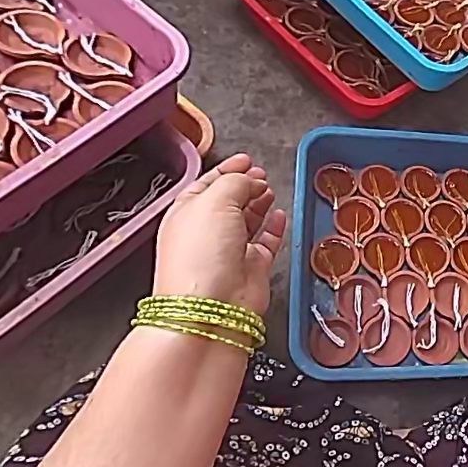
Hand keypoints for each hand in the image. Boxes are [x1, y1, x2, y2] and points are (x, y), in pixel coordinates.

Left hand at [152, 153, 287, 315]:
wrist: (211, 307)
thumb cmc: (201, 255)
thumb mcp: (215, 200)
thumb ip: (236, 182)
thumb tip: (251, 181)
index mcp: (187, 213)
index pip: (208, 184)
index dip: (227, 170)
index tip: (246, 159)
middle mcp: (207, 233)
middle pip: (229, 202)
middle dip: (246, 185)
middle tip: (262, 174)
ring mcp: (230, 251)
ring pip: (248, 220)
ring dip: (260, 203)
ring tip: (270, 190)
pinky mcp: (252, 268)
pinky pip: (267, 242)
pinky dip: (274, 227)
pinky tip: (279, 214)